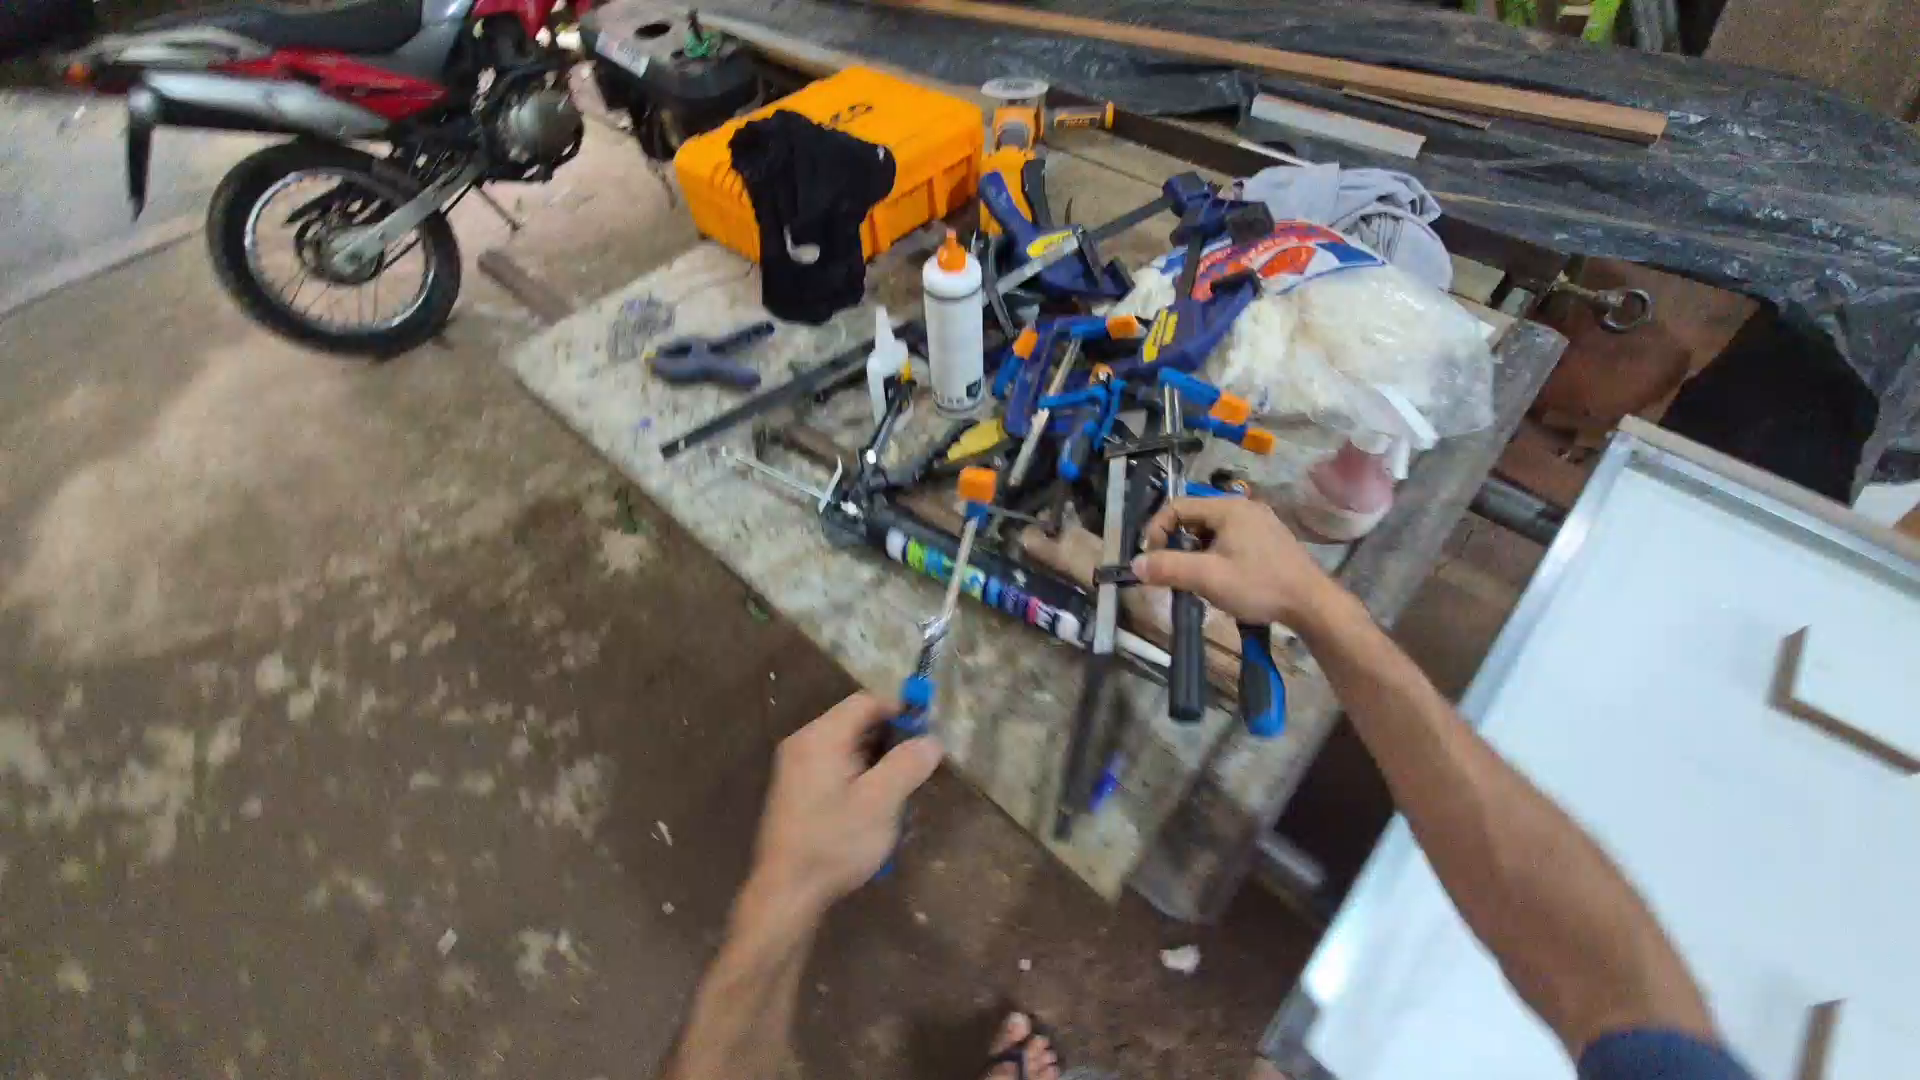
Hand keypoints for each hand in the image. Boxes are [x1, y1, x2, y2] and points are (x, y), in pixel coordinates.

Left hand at [748, 692, 942, 914]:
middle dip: (890, 737)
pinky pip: (834, 766)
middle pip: (854, 722)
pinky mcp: (796, 791)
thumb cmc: (834, 842)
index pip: (865, 702)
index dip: (899, 709)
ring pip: (846, 746)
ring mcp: (795, 767)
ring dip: (876, 759)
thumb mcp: (881, 803)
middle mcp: (803, 743)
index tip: (925, 730)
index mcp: (821, 737)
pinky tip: (873, 804)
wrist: (786, 893)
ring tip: (900, 787)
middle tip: (917, 762)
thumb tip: (931, 740)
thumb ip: (908, 765)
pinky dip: (858, 774)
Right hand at [1133, 497, 1343, 629]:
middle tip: (1173, 573)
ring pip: (1211, 531)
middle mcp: (1244, 508)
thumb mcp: (1207, 577)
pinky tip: (1221, 580)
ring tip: (1196, 580)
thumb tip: (1135, 565)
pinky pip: (1229, 540)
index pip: (1176, 507)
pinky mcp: (1269, 540)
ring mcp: (1259, 523)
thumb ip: (1168, 568)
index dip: (1156, 531)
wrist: (1313, 605)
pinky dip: (1215, 556)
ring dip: (1195, 553)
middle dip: (1176, 544)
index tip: (1153, 560)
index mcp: (1228, 508)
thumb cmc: (1259, 586)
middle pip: (1194, 518)